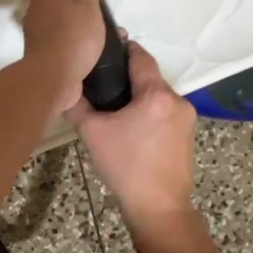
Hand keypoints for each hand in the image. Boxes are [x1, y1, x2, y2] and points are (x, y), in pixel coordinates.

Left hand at [19, 0, 107, 113]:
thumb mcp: (87, 7)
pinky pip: (56, 40)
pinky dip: (69, 40)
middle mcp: (32, 11)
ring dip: (68, 21)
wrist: (53, 78)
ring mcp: (34, 34)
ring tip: (95, 27)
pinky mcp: (40, 53)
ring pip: (51, 21)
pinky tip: (91, 47)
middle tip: (86, 4)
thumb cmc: (72, 37)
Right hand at [68, 37, 197, 217]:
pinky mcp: (187, 134)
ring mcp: (186, 118)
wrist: (158, 207)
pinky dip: (148, 110)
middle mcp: (177, 100)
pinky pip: (164, 110)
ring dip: (138, 95)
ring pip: (157, 95)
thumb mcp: (91, 132)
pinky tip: (129, 123)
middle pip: (149, 76)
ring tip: (112, 104)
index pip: (140, 57)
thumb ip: (77, 104)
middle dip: (127, 76)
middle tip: (100, 80)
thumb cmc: (125, 166)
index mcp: (156, 95)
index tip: (105, 45)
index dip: (124, 47)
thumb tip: (65, 86)